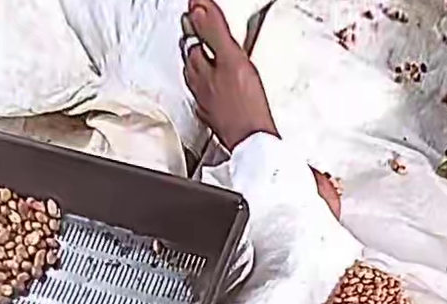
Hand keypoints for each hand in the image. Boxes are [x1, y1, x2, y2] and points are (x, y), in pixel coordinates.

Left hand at [182, 0, 277, 150]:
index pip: (194, 36)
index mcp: (202, 69)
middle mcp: (201, 88)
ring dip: (197, 68)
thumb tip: (197, 7)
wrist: (254, 146)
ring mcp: (208, 107)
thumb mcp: (232, 60)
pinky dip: (206, 93)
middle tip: (196, 28)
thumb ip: (214, 31)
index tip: (198, 7)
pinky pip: (206, 102)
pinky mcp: (218, 124)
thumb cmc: (246, 109)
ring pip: (197, 81)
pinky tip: (211, 93)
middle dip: (193, 43)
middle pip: (192, 59)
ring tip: (200, 58)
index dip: (197, 19)